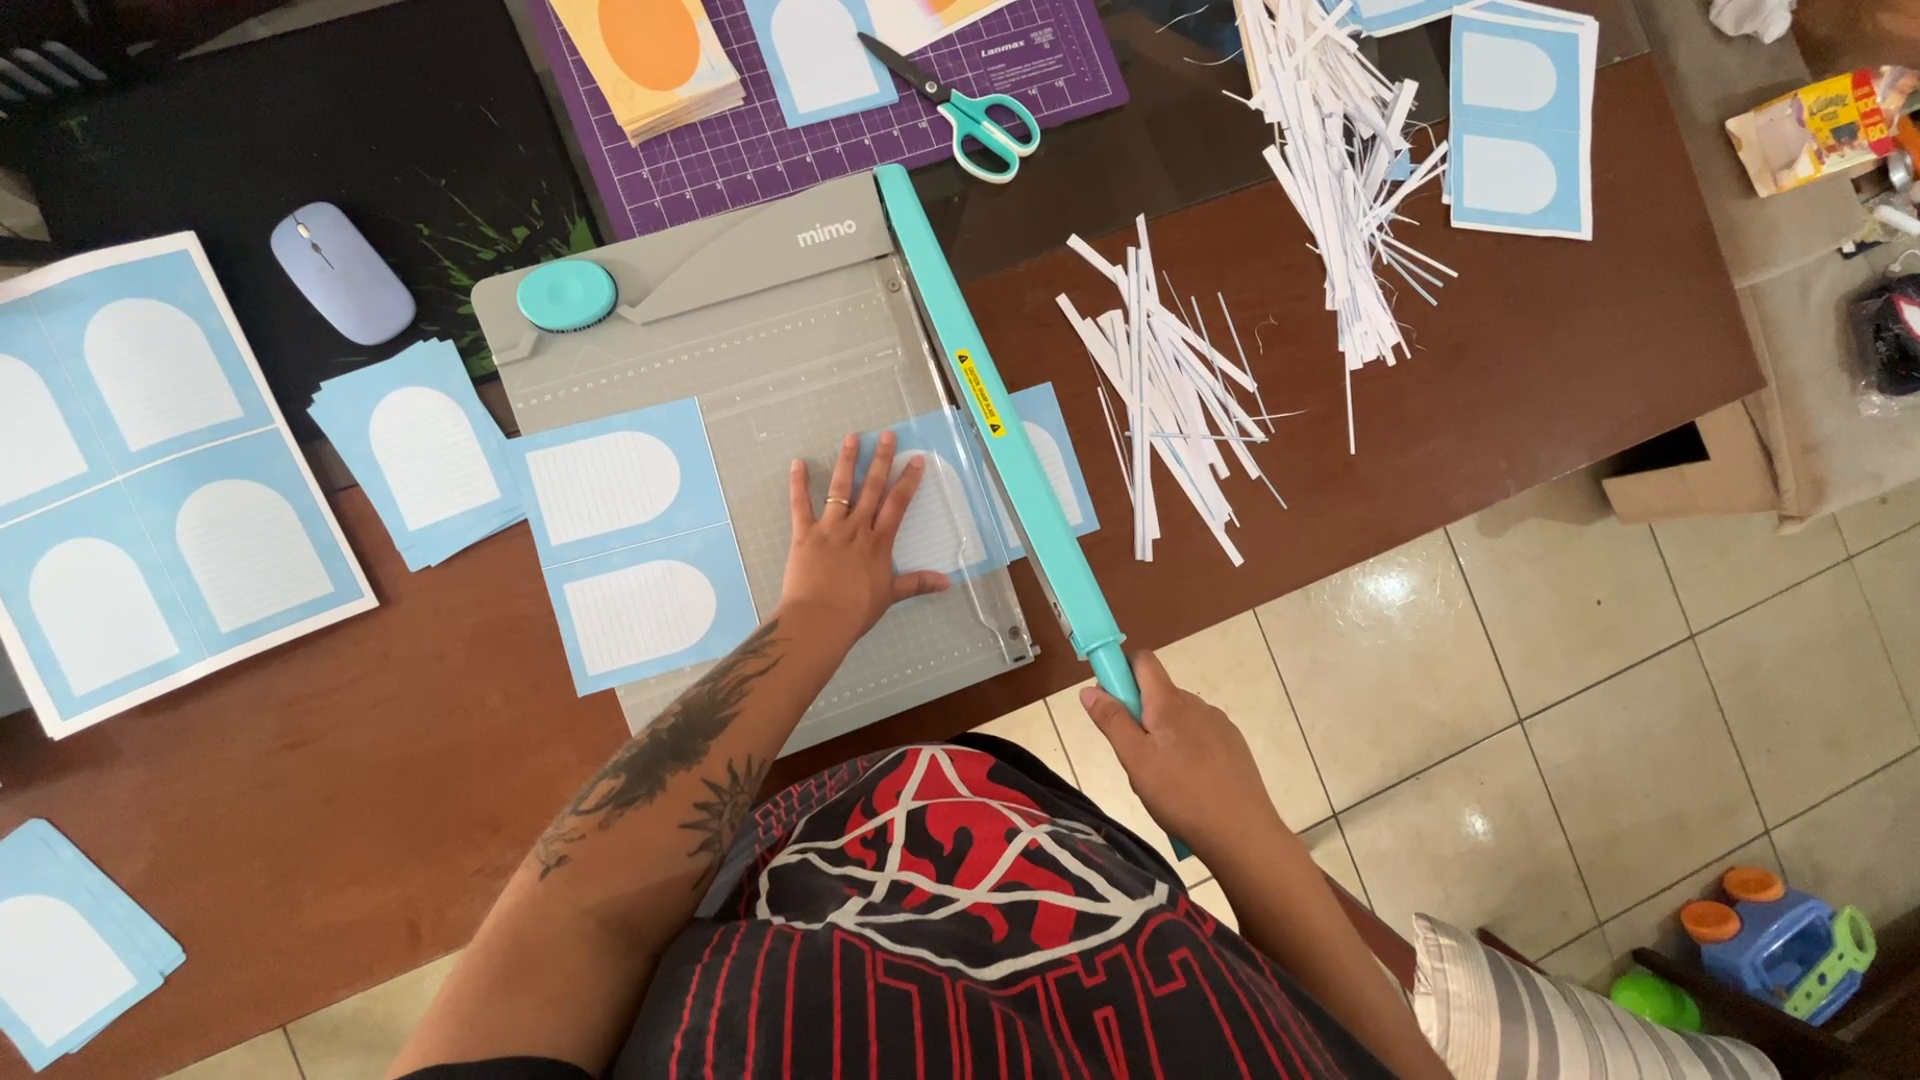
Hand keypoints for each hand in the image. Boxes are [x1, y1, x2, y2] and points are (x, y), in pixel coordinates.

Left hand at [780, 430, 950, 645]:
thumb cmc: (856, 611)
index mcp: (879, 542)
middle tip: (887, 436)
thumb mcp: (890, 596)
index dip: (908, 481)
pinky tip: (798, 463)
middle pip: (872, 488)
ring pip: (841, 489)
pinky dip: (798, 483)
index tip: (916, 460)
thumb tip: (947, 582)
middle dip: (881, 460)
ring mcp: (830, 528)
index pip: (898, 504)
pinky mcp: (804, 534)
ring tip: (851, 438)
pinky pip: (800, 504)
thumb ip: (917, 584)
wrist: (819, 620)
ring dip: (847, 462)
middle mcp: (857, 528)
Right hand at [1078, 650, 1279, 856]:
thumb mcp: (1135, 761)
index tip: (1111, 703)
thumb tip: (1089, 688)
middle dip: (1138, 714)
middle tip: (1134, 758)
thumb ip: (1112, 721)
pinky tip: (1188, 782)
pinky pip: (1198, 734)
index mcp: (1169, 702)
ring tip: (1161, 778)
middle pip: (1157, 693)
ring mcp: (1218, 724)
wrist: (1242, 833)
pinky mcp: (1233, 744)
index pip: (1143, 660)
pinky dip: (1185, 748)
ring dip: (1161, 734)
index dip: (1121, 671)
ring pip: (1177, 717)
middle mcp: (1196, 704)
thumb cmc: (1181, 795)